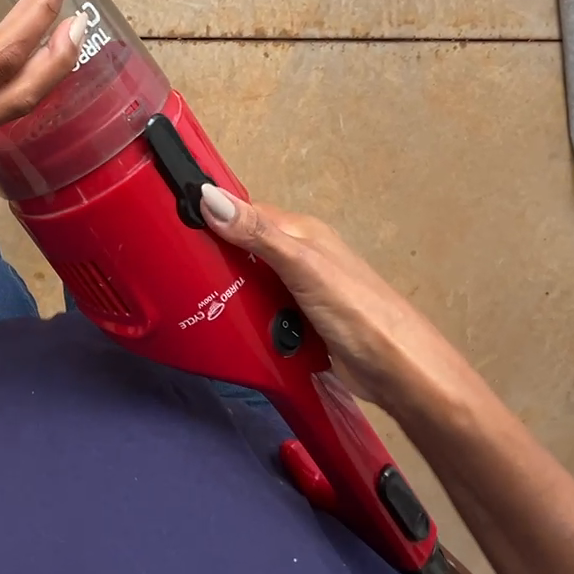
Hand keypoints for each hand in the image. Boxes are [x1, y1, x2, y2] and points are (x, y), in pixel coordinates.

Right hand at [197, 185, 482, 420]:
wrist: (401, 376)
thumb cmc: (363, 314)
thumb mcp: (303, 267)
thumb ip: (257, 234)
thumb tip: (210, 196)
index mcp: (299, 232)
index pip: (242, 210)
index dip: (210, 212)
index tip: (172, 217)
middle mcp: (295, 256)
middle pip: (239, 247)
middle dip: (212, 255)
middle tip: (175, 264)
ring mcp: (294, 290)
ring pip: (244, 281)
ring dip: (225, 290)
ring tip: (191, 295)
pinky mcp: (293, 322)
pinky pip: (254, 311)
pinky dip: (239, 316)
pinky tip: (223, 323)